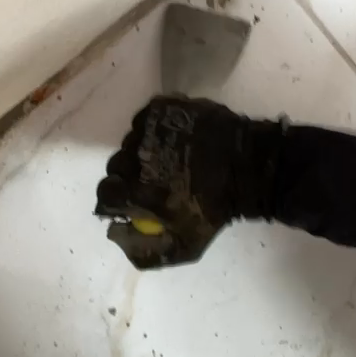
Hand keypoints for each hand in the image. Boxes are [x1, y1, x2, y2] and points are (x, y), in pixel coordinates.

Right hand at [93, 96, 282, 268]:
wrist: (249, 165)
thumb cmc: (216, 209)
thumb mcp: (185, 246)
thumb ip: (144, 250)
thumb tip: (113, 232)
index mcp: (140, 191)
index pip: (106, 195)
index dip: (116, 200)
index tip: (129, 201)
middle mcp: (138, 157)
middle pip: (116, 168)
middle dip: (128, 177)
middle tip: (149, 180)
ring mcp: (149, 128)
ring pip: (130, 142)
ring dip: (141, 152)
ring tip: (165, 158)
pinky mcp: (161, 106)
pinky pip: (144, 121)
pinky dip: (152, 131)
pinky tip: (172, 140)